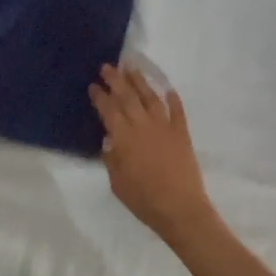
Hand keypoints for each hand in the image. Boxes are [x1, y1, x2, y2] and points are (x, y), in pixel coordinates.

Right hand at [89, 65, 214, 240]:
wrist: (180, 208)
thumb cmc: (143, 199)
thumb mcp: (117, 182)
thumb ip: (111, 158)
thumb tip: (110, 142)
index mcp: (123, 137)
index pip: (108, 110)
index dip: (100, 96)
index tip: (94, 85)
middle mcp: (143, 125)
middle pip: (127, 96)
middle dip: (116, 80)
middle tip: (107, 66)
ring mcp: (165, 127)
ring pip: (150, 97)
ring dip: (140, 81)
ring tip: (131, 68)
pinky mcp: (182, 133)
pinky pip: (177, 110)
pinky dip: (172, 98)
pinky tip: (167, 89)